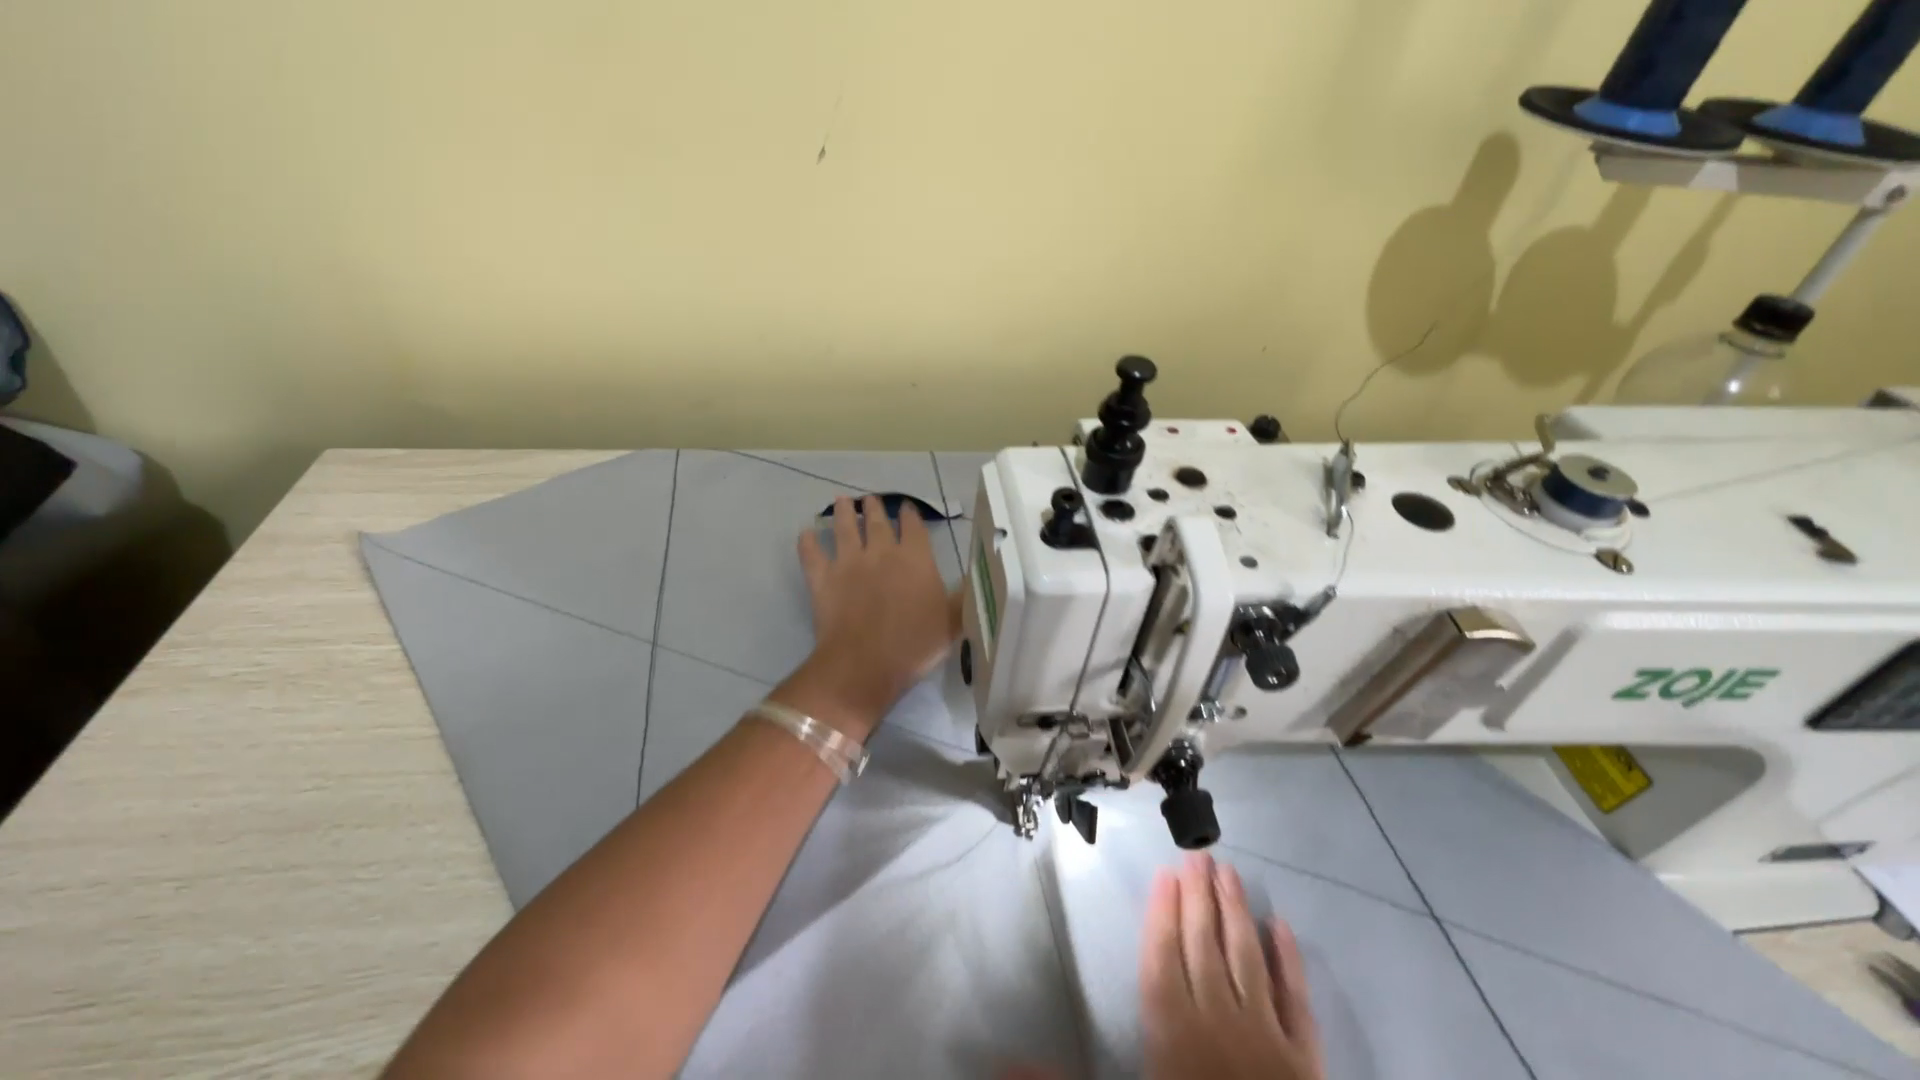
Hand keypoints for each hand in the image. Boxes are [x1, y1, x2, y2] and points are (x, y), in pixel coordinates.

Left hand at [777, 495, 958, 738]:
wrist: (865, 664)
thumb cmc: (914, 645)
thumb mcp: (952, 623)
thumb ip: (962, 597)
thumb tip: (975, 578)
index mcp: (915, 559)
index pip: (914, 526)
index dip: (911, 515)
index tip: (907, 508)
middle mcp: (881, 552)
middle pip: (878, 521)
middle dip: (875, 507)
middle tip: (871, 499)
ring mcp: (848, 563)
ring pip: (845, 528)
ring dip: (844, 512)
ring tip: (842, 501)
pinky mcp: (821, 579)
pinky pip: (811, 554)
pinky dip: (807, 542)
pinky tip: (806, 534)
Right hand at [1141, 853, 1324, 1079]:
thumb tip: (1010, 1062)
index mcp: (1171, 1032)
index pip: (1163, 957)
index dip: (1163, 913)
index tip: (1167, 876)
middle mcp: (1215, 1019)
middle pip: (1204, 945)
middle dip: (1199, 898)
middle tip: (1199, 856)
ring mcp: (1263, 1033)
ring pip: (1245, 957)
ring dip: (1236, 912)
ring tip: (1230, 874)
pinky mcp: (1303, 1054)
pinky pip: (1294, 996)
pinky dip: (1288, 960)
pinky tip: (1281, 927)